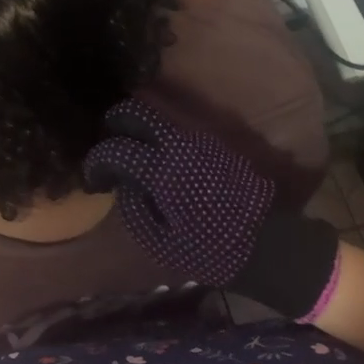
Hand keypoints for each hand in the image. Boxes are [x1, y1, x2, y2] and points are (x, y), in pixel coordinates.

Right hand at [85, 99, 340, 320]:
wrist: (269, 245)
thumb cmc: (213, 250)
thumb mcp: (162, 243)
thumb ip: (134, 208)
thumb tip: (122, 184)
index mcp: (161, 169)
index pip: (116, 150)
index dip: (97, 162)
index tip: (94, 177)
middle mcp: (177, 143)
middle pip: (135, 113)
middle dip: (115, 124)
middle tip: (108, 143)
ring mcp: (198, 137)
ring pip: (157, 114)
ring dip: (137, 125)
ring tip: (130, 144)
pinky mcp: (214, 141)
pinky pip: (177, 125)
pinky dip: (159, 132)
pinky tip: (157, 151)